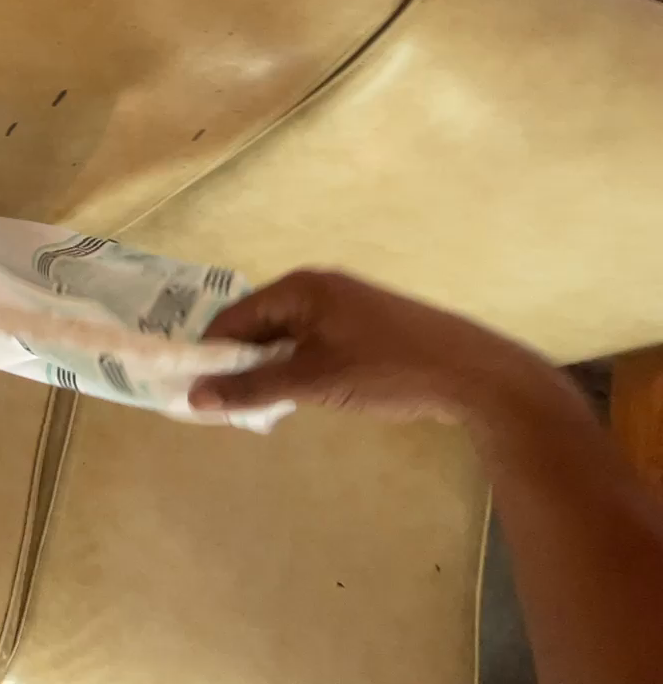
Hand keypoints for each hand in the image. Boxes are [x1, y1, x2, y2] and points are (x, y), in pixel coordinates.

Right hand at [188, 270, 579, 425]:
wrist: (489, 380)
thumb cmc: (390, 371)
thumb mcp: (312, 382)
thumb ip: (250, 388)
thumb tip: (194, 398)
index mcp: (297, 288)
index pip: (232, 318)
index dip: (212, 352)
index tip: (202, 385)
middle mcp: (316, 285)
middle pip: (256, 323)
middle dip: (241, 360)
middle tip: (233, 396)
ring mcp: (344, 301)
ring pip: (284, 333)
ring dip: (270, 364)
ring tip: (268, 397)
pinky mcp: (366, 320)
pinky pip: (311, 337)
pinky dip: (298, 361)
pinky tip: (305, 388)